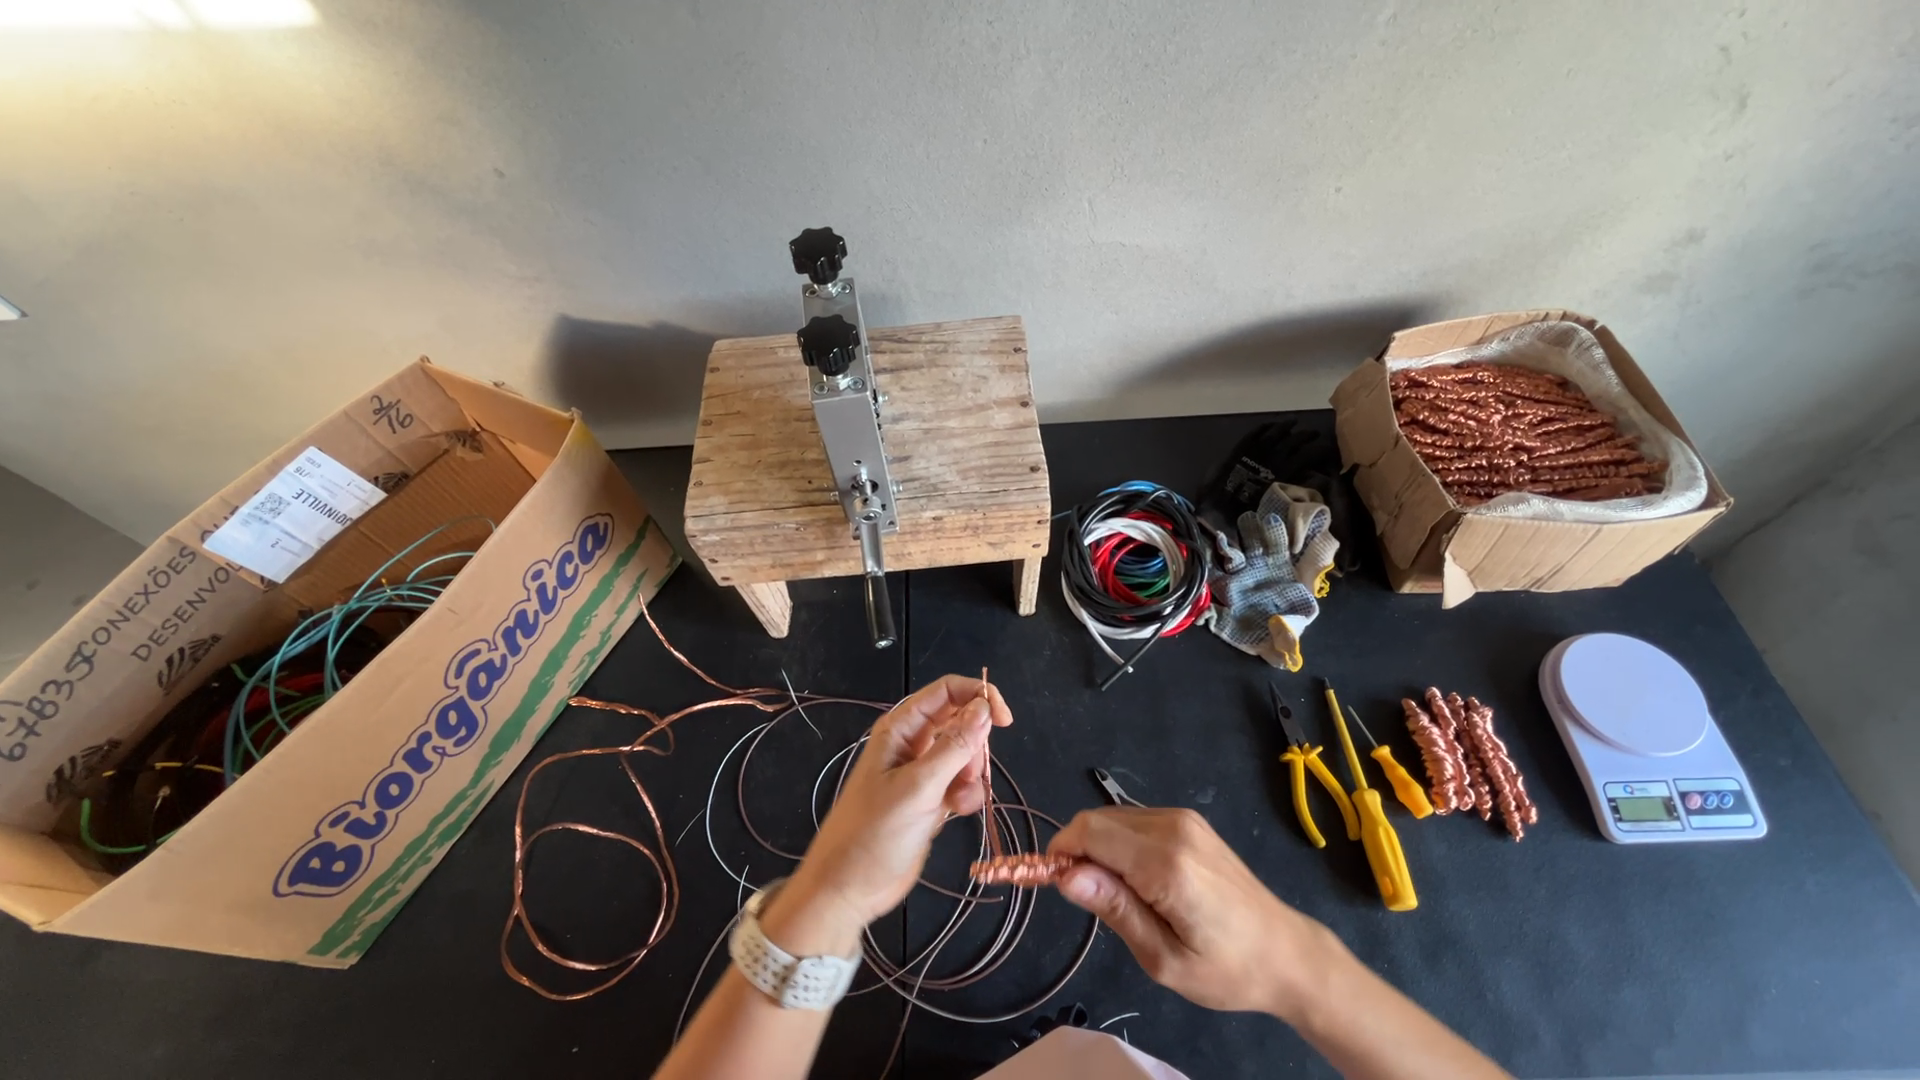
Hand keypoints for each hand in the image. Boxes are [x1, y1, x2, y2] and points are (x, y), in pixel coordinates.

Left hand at [764, 675, 1012, 954]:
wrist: (849, 887)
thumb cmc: (874, 833)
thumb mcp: (918, 787)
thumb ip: (954, 747)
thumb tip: (983, 707)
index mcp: (900, 728)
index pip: (946, 691)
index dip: (978, 696)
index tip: (1004, 721)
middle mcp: (912, 743)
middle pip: (960, 721)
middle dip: (975, 744)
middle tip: (969, 774)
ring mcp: (922, 772)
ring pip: (965, 754)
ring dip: (971, 774)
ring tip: (958, 801)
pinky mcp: (931, 799)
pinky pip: (961, 782)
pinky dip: (967, 793)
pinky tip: (957, 812)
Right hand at [1048, 807, 1344, 1017]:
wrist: (1286, 953)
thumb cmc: (1226, 969)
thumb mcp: (1162, 959)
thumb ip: (1113, 909)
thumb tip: (1064, 874)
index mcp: (1166, 863)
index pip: (1089, 832)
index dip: (1061, 852)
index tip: (1055, 886)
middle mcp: (1173, 828)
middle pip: (1097, 821)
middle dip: (1079, 853)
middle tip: (1091, 901)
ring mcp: (1184, 819)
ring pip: (1113, 818)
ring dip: (1100, 848)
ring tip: (1122, 896)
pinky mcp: (1189, 821)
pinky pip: (1134, 821)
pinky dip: (1121, 843)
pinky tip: (1140, 879)